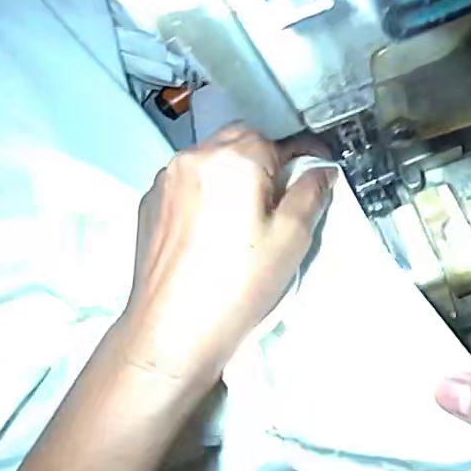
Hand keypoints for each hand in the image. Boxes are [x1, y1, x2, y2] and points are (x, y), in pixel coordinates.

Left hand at [115, 124, 333, 392]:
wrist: (171, 331)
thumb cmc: (239, 284)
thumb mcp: (291, 238)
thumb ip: (311, 193)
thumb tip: (322, 171)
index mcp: (233, 160)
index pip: (277, 139)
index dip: (302, 154)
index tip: (317, 172)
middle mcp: (194, 157)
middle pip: (240, 140)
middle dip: (265, 158)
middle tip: (280, 197)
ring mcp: (165, 180)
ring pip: (211, 157)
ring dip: (233, 172)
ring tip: (245, 215)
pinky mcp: (149, 203)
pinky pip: (187, 180)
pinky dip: (206, 190)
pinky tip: (213, 228)